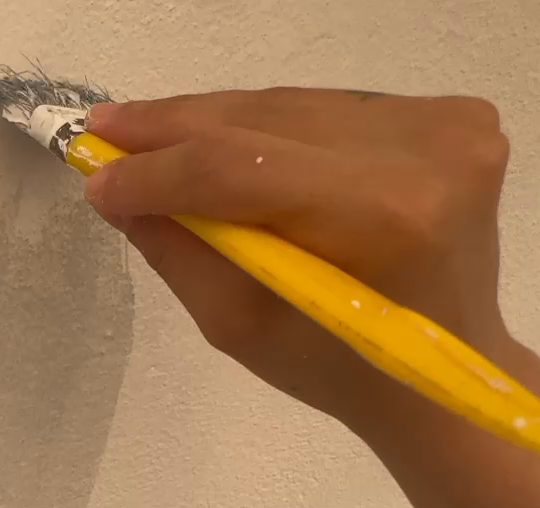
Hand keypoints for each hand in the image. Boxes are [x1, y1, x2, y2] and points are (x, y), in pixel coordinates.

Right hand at [83, 89, 539, 433]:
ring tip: (137, 130)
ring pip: (288, 106)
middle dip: (170, 127)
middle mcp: (423, 149)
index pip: (238, 171)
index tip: (92, 176)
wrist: (438, 366)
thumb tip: (116, 194)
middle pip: (263, 120)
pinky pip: (320, 111)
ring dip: (206, 120)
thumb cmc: (331, 369)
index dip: (155, 171)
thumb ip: (178, 251)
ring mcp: (445, 123)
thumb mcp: (235, 325)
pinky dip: (257, 126)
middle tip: (100, 127)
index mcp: (376, 218)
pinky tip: (210, 140)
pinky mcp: (447, 115)